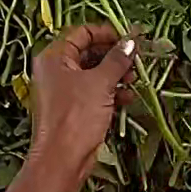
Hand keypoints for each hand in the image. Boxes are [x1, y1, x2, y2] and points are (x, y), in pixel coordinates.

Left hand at [28, 24, 136, 180]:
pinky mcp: (72, 107)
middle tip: (135, 60)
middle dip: (114, 56)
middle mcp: (56, 69)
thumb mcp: (100, 83)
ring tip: (133, 80)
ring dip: (115, 74)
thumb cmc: (76, 116)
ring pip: (93, 73)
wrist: (63, 158)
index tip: (129, 39)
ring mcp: (63, 89)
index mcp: (54, 57)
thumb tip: (130, 42)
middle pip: (89, 52)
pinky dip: (110, 91)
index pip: (82, 33)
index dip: (107, 33)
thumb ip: (116, 60)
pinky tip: (126, 97)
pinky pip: (93, 91)